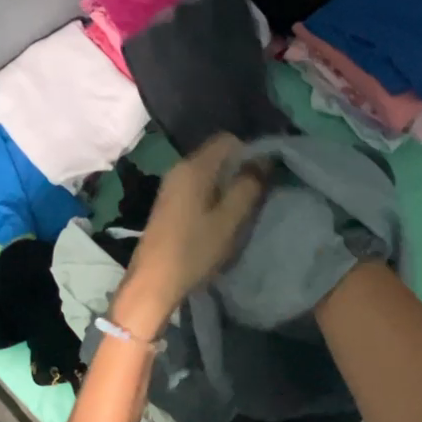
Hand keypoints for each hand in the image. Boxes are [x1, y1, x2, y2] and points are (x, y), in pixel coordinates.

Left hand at [111, 134, 264, 337]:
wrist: (154, 282)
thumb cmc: (194, 250)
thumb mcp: (229, 219)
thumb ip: (249, 186)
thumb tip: (264, 160)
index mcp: (194, 167)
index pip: (228, 139)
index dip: (251, 150)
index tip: (267, 172)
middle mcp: (180, 168)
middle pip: (217, 154)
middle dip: (241, 167)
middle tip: (261, 190)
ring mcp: (171, 186)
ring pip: (208, 172)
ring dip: (228, 183)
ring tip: (246, 205)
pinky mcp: (169, 203)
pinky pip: (198, 186)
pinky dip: (214, 194)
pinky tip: (223, 215)